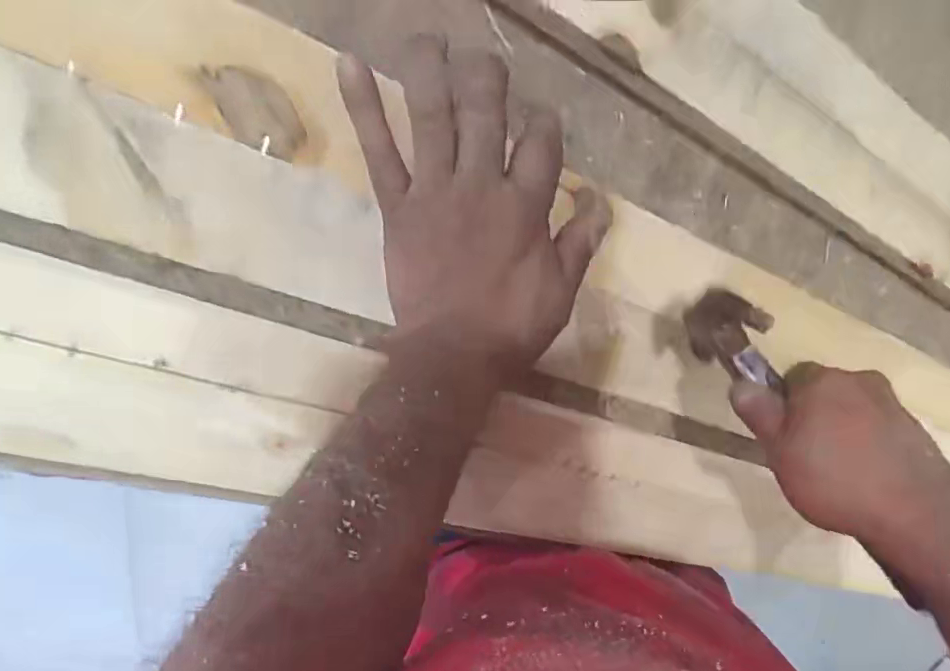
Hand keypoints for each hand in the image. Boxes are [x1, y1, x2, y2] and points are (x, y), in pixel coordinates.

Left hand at [338, 39, 609, 374]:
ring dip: (429, 69)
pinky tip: (350, 62)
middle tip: (488, 60)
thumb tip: (600, 203)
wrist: (455, 353)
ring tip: (431, 38)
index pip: (540, 145)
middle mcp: (480, 186)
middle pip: (484, 113)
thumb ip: (578, 243)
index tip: (545, 118)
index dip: (545, 123)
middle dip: (488, 77)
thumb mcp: (561, 291)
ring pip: (431, 116)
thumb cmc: (515, 328)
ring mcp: (434, 191)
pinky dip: (364, 106)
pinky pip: (379, 150)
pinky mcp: (397, 206)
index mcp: (525, 209)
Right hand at [731, 365, 949, 558]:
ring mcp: (891, 403)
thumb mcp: (782, 452)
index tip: (784, 440)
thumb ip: (761, 415)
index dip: (783, 407)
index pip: (791, 378)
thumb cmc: (834, 479)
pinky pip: (878, 430)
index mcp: (822, 380)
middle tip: (808, 460)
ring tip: (841, 476)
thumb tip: (740, 383)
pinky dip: (869, 447)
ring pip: (854, 411)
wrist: (911, 507)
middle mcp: (859, 379)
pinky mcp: (913, 428)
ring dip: (844, 433)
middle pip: (826, 392)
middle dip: (815, 418)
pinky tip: (868, 479)